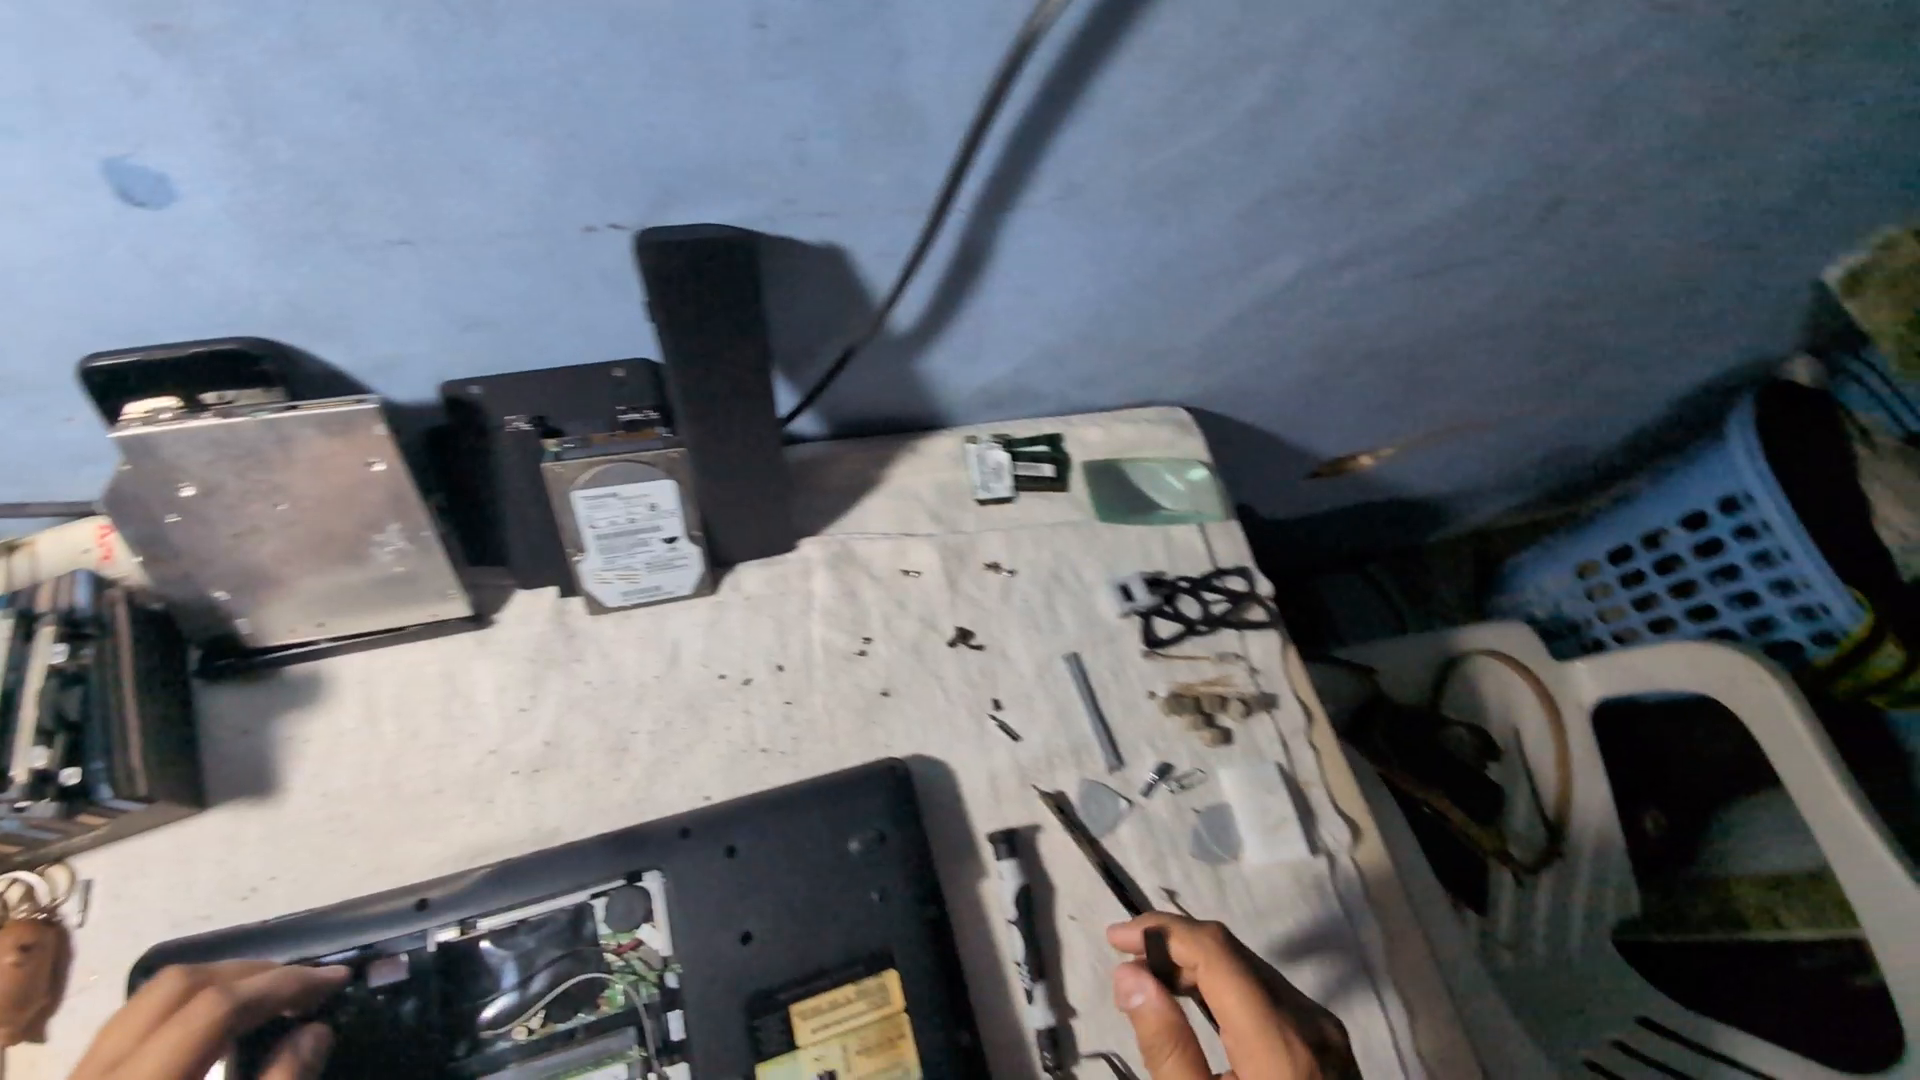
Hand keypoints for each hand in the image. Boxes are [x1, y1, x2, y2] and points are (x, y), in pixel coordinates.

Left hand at [69, 962, 348, 1079]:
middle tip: (308, 982)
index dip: (284, 984)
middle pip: (177, 987)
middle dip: (255, 973)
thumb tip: (314, 1030)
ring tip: (273, 995)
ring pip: (150, 999)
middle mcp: (94, 1079)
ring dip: (223, 983)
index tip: (337, 979)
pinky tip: (225, 1025)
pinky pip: (133, 1026)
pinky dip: (189, 1008)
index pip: (214, 1008)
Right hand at [1107, 914, 1355, 1079]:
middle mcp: (1310, 1020)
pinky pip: (1267, 993)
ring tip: (1152, 979)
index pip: (1214, 949)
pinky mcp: (1329, 1045)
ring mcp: (1326, 1032)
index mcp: (1281, 1038)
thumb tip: (1129, 974)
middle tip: (1127, 963)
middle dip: (1174, 945)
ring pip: (1249, 969)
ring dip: (1197, 963)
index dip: (1161, 932)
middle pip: (1232, 953)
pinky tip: (1197, 1002)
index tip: (1115, 939)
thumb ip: (1167, 1046)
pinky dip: (1225, 985)